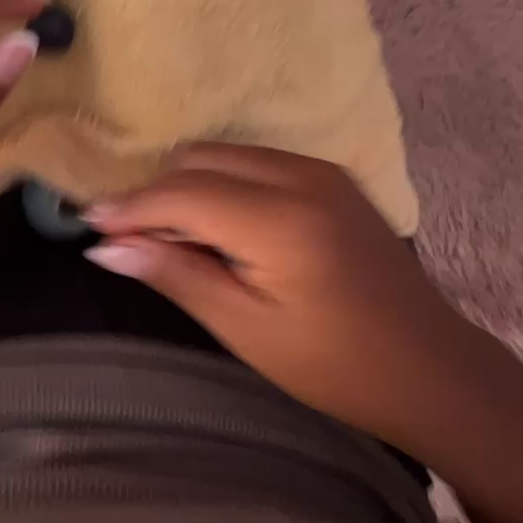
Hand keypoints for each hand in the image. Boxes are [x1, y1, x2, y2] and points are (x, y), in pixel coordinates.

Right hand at [84, 144, 476, 439]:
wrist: (434, 368)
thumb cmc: (337, 365)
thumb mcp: (247, 330)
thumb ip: (175, 275)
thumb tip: (105, 246)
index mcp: (282, 221)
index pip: (182, 194)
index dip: (130, 206)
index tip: (88, 222)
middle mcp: (300, 176)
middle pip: (198, 160)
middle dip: (156, 193)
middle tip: (131, 237)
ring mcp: (319, 169)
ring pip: (223, 153)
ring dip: (186, 184)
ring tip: (171, 234)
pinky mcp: (329, 174)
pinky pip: (252, 159)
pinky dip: (220, 181)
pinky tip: (217, 223)